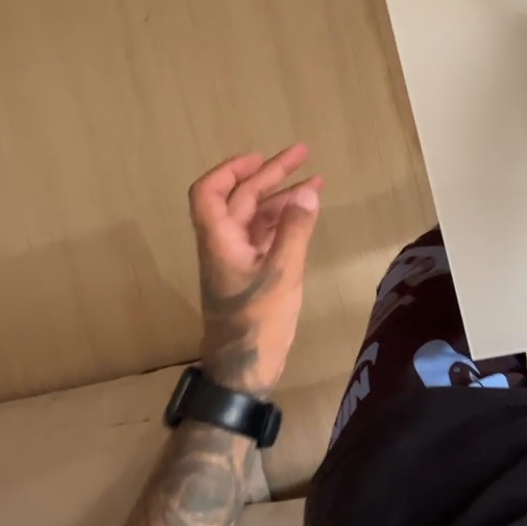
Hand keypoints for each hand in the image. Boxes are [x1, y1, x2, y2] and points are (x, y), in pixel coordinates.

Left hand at [187, 145, 323, 395]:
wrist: (244, 372)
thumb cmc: (256, 323)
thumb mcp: (281, 275)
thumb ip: (294, 231)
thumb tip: (307, 192)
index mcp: (219, 240)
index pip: (209, 192)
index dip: (230, 169)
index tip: (259, 156)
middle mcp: (225, 244)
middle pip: (241, 198)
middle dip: (271, 174)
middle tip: (303, 153)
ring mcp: (238, 260)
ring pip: (257, 216)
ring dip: (283, 196)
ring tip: (317, 181)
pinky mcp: (252, 274)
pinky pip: (266, 236)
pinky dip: (286, 220)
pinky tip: (307, 213)